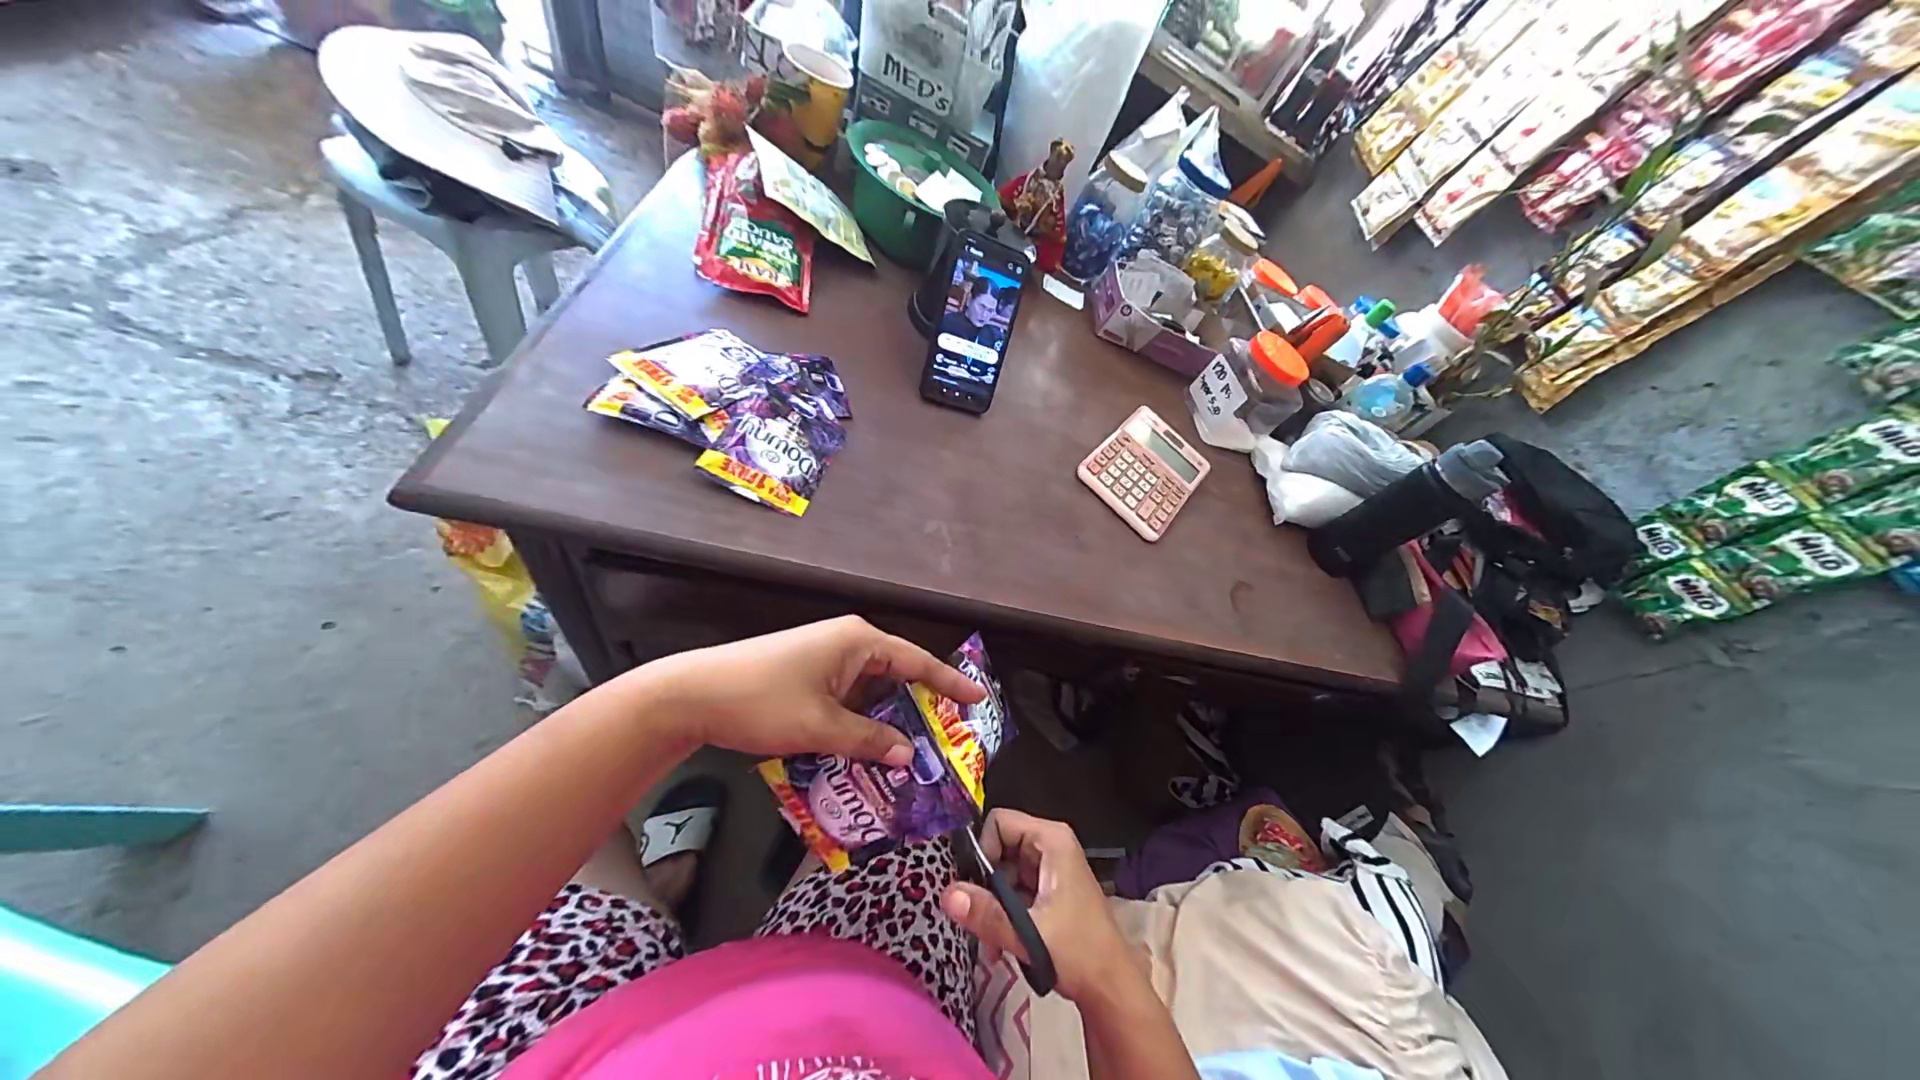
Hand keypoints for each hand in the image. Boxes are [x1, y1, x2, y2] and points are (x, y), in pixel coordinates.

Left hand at [633, 616, 983, 765]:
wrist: (692, 694)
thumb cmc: (761, 701)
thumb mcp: (821, 727)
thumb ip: (870, 741)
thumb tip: (908, 755)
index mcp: (858, 641)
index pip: (918, 661)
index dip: (951, 683)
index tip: (979, 699)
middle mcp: (847, 642)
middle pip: (896, 675)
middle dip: (919, 709)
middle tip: (945, 742)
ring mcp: (825, 656)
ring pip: (871, 690)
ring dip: (886, 720)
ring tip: (910, 755)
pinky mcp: (808, 673)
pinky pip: (848, 696)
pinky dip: (860, 721)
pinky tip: (867, 750)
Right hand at [941, 809, 1135, 1001]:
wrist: (1112, 990)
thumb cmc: (1078, 952)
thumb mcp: (1029, 933)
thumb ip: (987, 913)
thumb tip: (947, 894)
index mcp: (1051, 840)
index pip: (999, 822)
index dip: (982, 850)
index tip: (977, 887)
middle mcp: (1050, 846)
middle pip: (999, 848)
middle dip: (984, 884)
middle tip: (977, 919)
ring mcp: (1049, 869)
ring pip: (1003, 872)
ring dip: (992, 905)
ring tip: (989, 941)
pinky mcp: (1048, 891)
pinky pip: (1014, 891)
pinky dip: (1003, 914)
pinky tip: (999, 945)